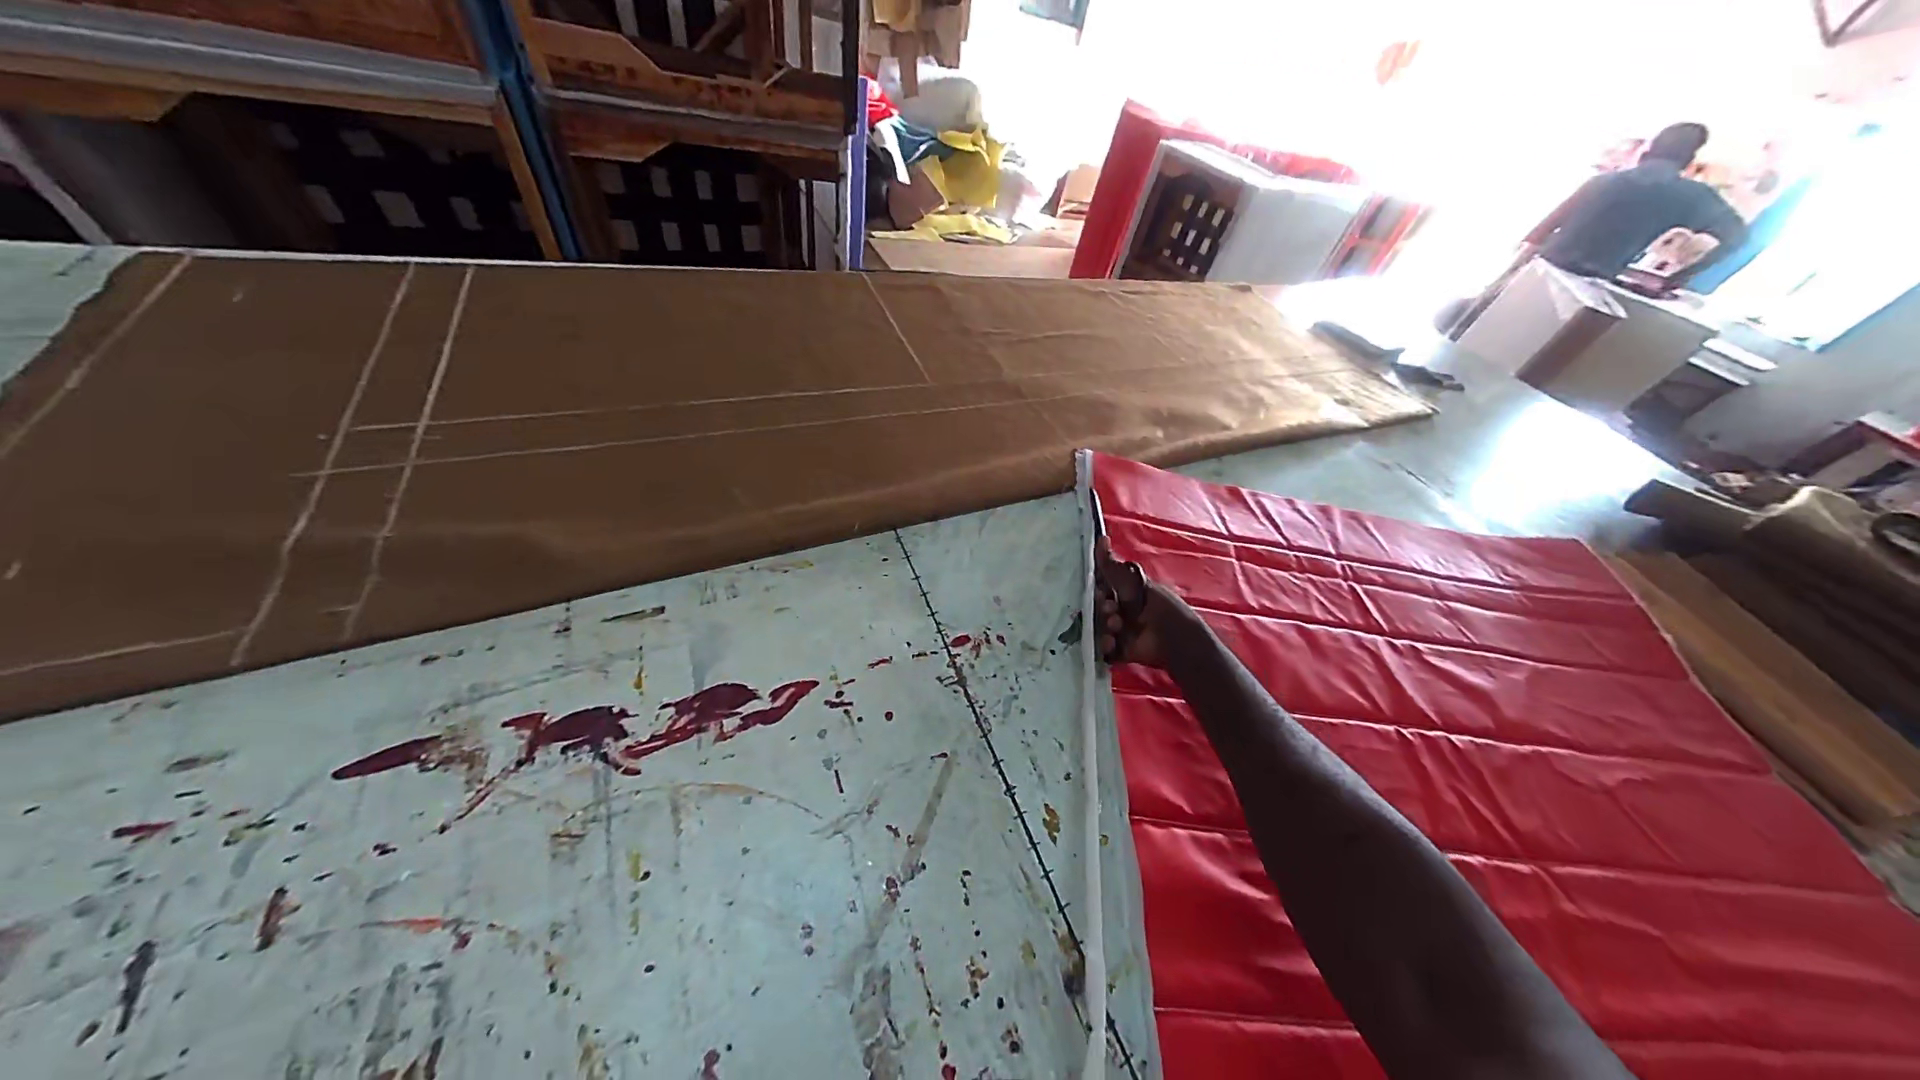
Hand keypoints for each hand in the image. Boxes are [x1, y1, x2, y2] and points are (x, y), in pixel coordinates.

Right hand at [1094, 537, 1192, 669]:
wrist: (1176, 640)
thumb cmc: (1161, 607)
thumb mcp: (1136, 584)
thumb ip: (1113, 566)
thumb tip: (1101, 537)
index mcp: (1126, 595)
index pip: (1102, 590)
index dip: (1098, 590)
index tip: (1101, 590)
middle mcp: (1121, 612)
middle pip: (1098, 610)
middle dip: (1102, 609)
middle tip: (1111, 609)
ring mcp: (1120, 632)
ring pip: (1099, 628)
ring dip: (1104, 627)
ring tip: (1116, 627)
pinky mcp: (1120, 651)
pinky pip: (1103, 648)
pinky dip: (1105, 646)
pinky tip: (1112, 643)